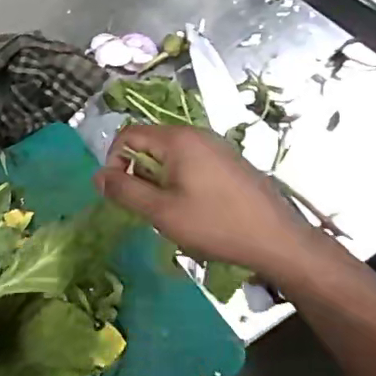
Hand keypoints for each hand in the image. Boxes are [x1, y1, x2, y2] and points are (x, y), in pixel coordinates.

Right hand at [94, 123, 335, 284]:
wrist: (277, 240)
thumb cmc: (215, 224)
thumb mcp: (161, 211)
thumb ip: (124, 190)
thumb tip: (98, 176)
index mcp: (178, 140)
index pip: (128, 135)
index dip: (114, 161)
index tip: (120, 192)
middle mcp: (197, 135)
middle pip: (149, 143)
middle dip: (137, 173)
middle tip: (146, 206)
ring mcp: (217, 147)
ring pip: (170, 156)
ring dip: (158, 180)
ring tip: (168, 211)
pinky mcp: (229, 163)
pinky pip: (191, 164)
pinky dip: (179, 182)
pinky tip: (193, 210)